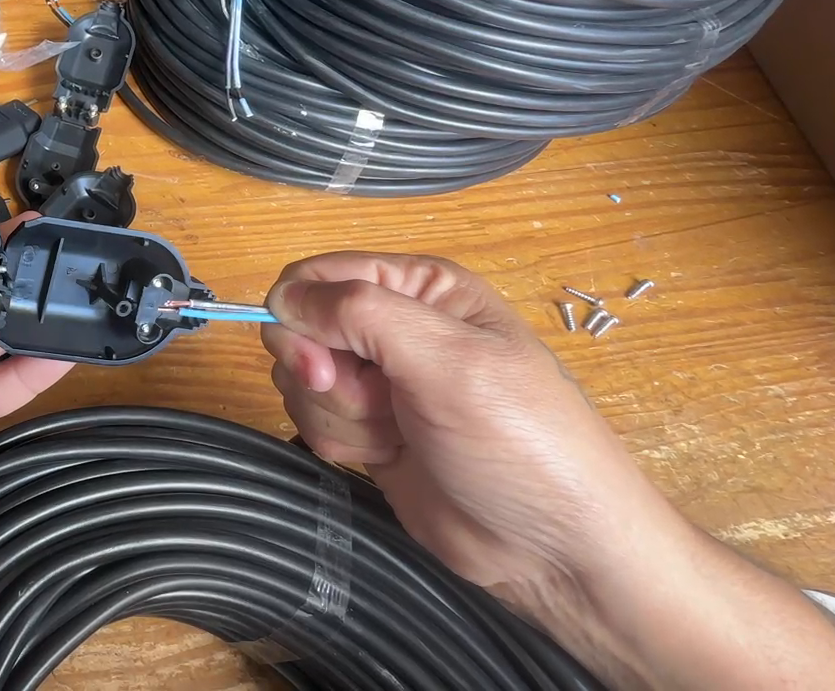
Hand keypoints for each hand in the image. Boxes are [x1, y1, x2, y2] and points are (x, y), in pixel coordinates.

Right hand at [262, 252, 834, 689]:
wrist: (556, 557)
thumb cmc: (521, 446)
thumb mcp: (448, 362)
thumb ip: (358, 313)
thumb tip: (278, 300)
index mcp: (418, 288)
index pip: (313, 277)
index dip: (299, 315)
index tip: (321, 365)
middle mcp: (390, 323)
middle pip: (297, 325)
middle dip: (320, 371)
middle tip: (369, 405)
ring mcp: (376, 377)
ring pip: (299, 373)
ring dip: (334, 411)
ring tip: (393, 436)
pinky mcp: (364, 424)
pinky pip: (310, 414)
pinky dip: (339, 438)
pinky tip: (386, 455)